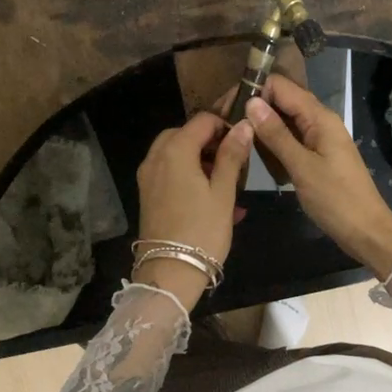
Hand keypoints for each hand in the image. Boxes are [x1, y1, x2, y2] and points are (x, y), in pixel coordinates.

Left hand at [133, 111, 253, 305]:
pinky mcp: (148, 195)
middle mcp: (156, 156)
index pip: (203, 120)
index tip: (243, 143)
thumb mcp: (223, 193)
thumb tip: (243, 126)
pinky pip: (170, 174)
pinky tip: (211, 198)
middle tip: (233, 164)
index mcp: (176, 150)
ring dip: (200, 161)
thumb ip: (231, 156)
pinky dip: (189, 176)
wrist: (171, 271)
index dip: (225, 125)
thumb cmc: (203, 231)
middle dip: (210, 144)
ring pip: (176, 154)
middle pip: (185, 135)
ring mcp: (148, 176)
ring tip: (225, 184)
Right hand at [245, 76, 391, 277]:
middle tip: (228, 128)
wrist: (366, 231)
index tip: (229, 110)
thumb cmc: (336, 200)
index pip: (280, 86)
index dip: (254, 92)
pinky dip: (277, 145)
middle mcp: (322, 122)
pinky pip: (294, 141)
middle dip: (256, 110)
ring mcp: (322, 140)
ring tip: (239, 142)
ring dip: (265, 128)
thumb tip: (251, 103)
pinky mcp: (321, 157)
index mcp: (320, 117)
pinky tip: (260, 156)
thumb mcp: (302, 167)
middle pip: (283, 101)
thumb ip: (276, 135)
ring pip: (287, 122)